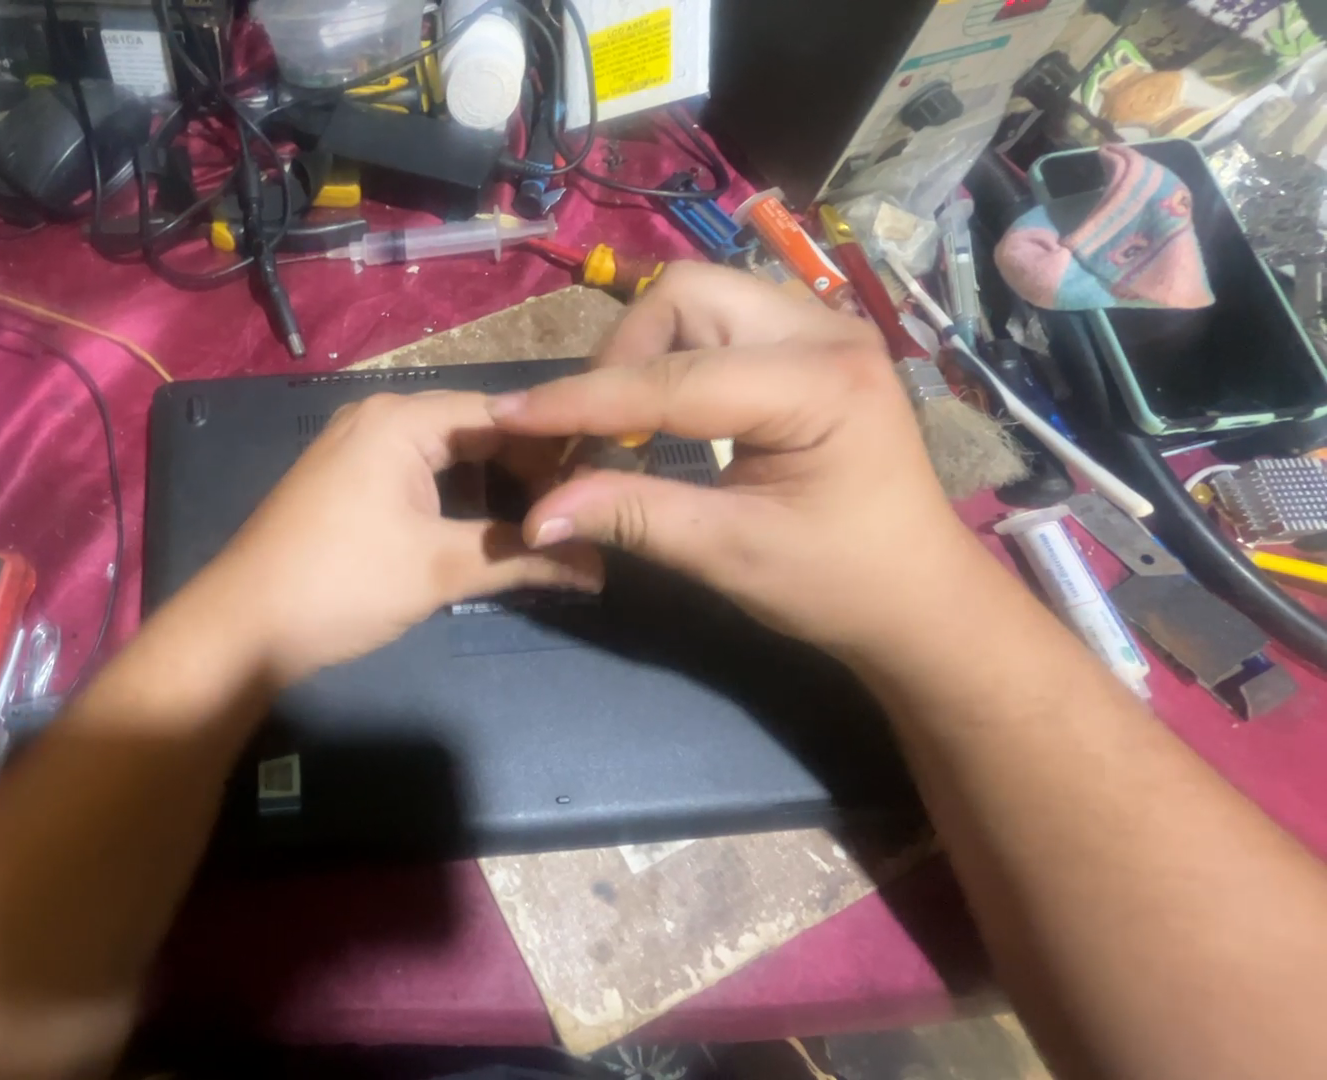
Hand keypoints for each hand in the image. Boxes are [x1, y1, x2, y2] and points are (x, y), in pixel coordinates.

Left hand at [194, 390, 601, 683]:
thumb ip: (522, 559)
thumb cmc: (341, 585)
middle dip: (526, 476)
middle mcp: (380, 419)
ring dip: (493, 493)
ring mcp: (359, 450)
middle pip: (476, 434)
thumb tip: (599, 569)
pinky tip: (487, 534)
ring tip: (543, 529)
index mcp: (403, 419)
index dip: (557, 449)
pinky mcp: (348, 483)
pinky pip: (418, 478)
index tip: (603, 483)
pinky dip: (455, 503)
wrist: (241, 628)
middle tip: (579, 516)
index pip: (504, 415)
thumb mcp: (439, 570)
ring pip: (448, 460)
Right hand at [490, 261, 988, 655]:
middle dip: (618, 359)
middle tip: (593, 434)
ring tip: (619, 425)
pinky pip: (710, 324)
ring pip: (693, 299)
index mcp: (821, 385)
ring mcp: (817, 329)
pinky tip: (655, 414)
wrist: (917, 598)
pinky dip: (663, 360)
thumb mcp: (729, 554)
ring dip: (637, 355)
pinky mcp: (801, 345)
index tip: (507, 418)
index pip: (671, 379)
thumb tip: (537, 515)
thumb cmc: (837, 584)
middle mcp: (824, 331)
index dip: (580, 402)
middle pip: (684, 297)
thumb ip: (631, 517)